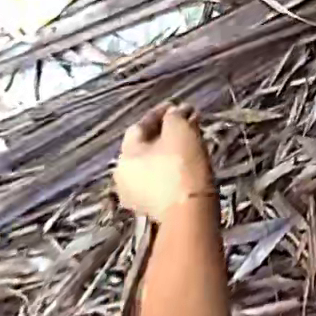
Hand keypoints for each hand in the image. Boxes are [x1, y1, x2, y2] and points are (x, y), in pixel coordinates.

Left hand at [112, 103, 214, 222]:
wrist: (189, 210)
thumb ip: (174, 115)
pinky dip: (172, 163)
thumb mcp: (178, 129)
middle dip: (167, 130)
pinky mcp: (152, 206)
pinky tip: (188, 156)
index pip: (139, 126)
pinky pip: (160, 176)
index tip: (177, 105)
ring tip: (191, 135)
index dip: (159, 113)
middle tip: (187, 119)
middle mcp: (124, 176)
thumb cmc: (180, 164)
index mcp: (125, 156)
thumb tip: (175, 112)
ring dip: (171, 146)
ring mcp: (136, 195)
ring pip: (154, 161)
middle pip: (146, 144)